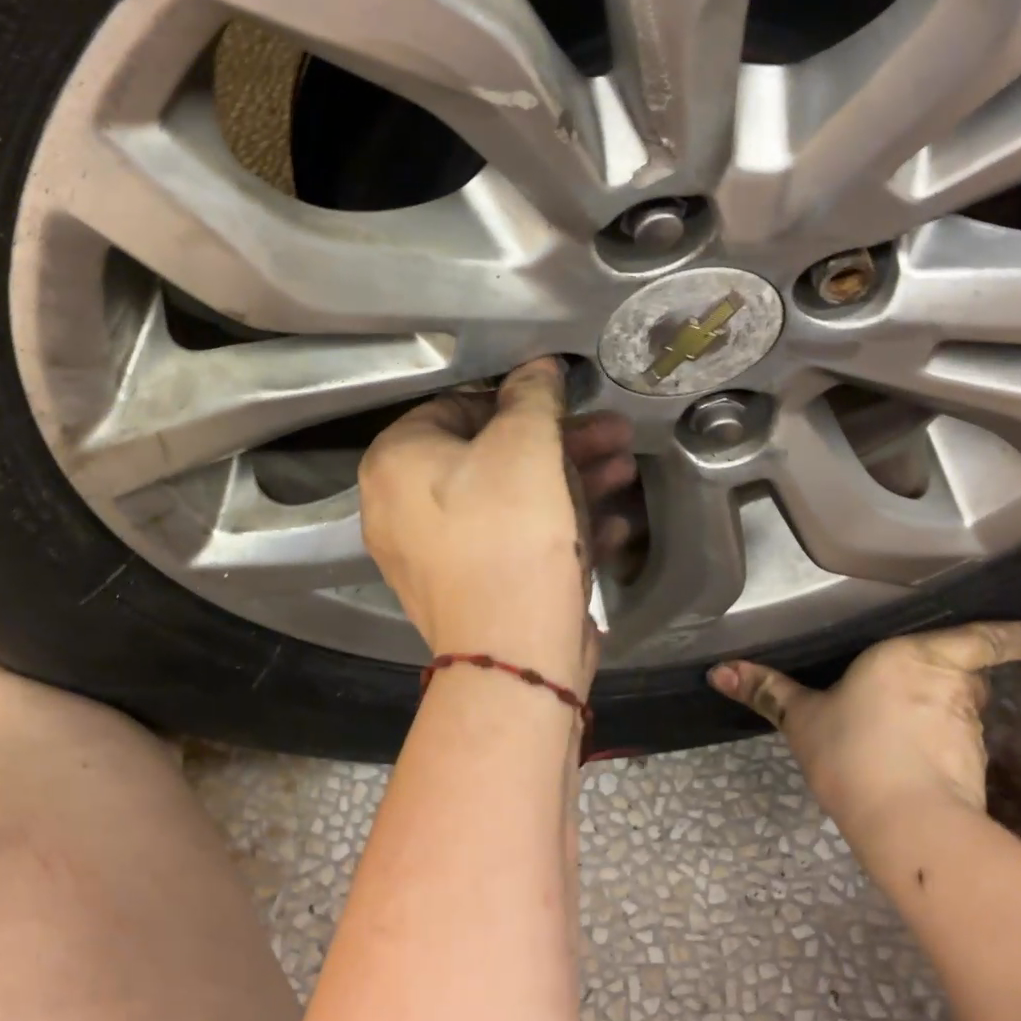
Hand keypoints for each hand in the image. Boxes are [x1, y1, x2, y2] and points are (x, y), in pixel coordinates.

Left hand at [359, 359, 635, 693]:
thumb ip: (533, 396)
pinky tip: (611, 525)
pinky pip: (510, 543)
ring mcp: (433, 554)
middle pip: (491, 457)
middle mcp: (401, 507)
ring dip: (570, 483)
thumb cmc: (510, 531)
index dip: (518, 399)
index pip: (455, 407)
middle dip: (561, 444)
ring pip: (508, 501)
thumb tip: (538, 368)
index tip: (567, 402)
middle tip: (613, 435)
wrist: (513, 652)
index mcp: (395, 463)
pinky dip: (556, 530)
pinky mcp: (468, 588)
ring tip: (625, 472)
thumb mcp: (526, 446)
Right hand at [709, 623, 1020, 836]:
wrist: (904, 819)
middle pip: (968, 670)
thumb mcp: (800, 719)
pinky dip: (947, 744)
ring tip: (916, 724)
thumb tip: (717, 671)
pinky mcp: (975, 762)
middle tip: (931, 679)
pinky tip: (920, 757)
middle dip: (957, 674)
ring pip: (967, 706)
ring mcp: (968, 724)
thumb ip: (766, 690)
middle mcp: (949, 681)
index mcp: (911, 654)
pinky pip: (961, 740)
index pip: (985, 636)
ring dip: (950, 711)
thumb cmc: (850, 751)